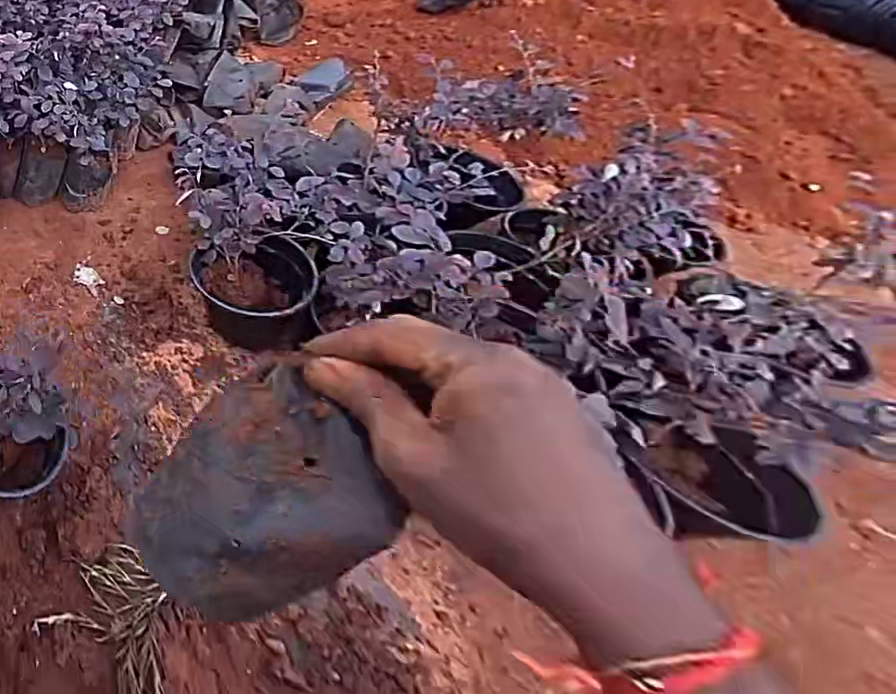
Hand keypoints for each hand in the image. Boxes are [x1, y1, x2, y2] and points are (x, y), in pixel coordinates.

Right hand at [303, 318, 730, 667]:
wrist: (615, 584)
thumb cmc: (496, 513)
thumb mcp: (410, 456)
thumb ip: (364, 399)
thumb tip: (320, 364)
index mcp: (477, 361)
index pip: (390, 332)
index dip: (340, 341)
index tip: (302, 356)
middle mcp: (512, 358)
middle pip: (424, 340)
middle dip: (372, 352)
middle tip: (331, 372)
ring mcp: (543, 385)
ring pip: (454, 361)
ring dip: (407, 371)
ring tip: (371, 393)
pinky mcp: (560, 412)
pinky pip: (484, 383)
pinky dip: (441, 389)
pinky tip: (427, 415)